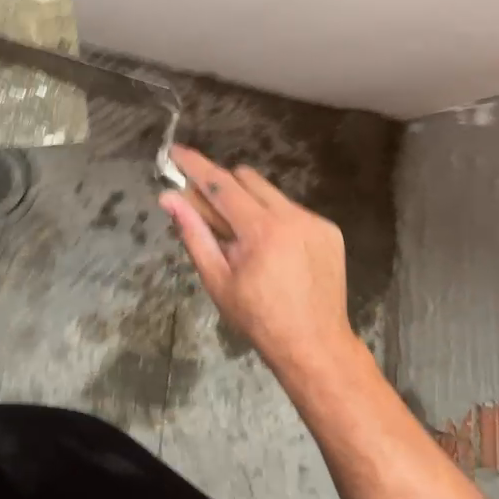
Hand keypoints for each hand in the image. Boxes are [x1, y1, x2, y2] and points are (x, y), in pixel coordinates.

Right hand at [159, 145, 361, 379]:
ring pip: (270, 193)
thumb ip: (193, 233)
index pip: (221, 184)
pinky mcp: (329, 231)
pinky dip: (274, 219)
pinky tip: (272, 251)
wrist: (316, 347)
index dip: (195, 165)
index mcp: (261, 230)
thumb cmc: (258, 318)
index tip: (175, 151)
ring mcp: (315, 222)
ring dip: (248, 203)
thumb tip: (169, 198)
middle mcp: (291, 216)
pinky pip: (292, 210)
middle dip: (222, 186)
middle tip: (206, 211)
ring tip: (243, 240)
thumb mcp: (217, 279)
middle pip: (246, 179)